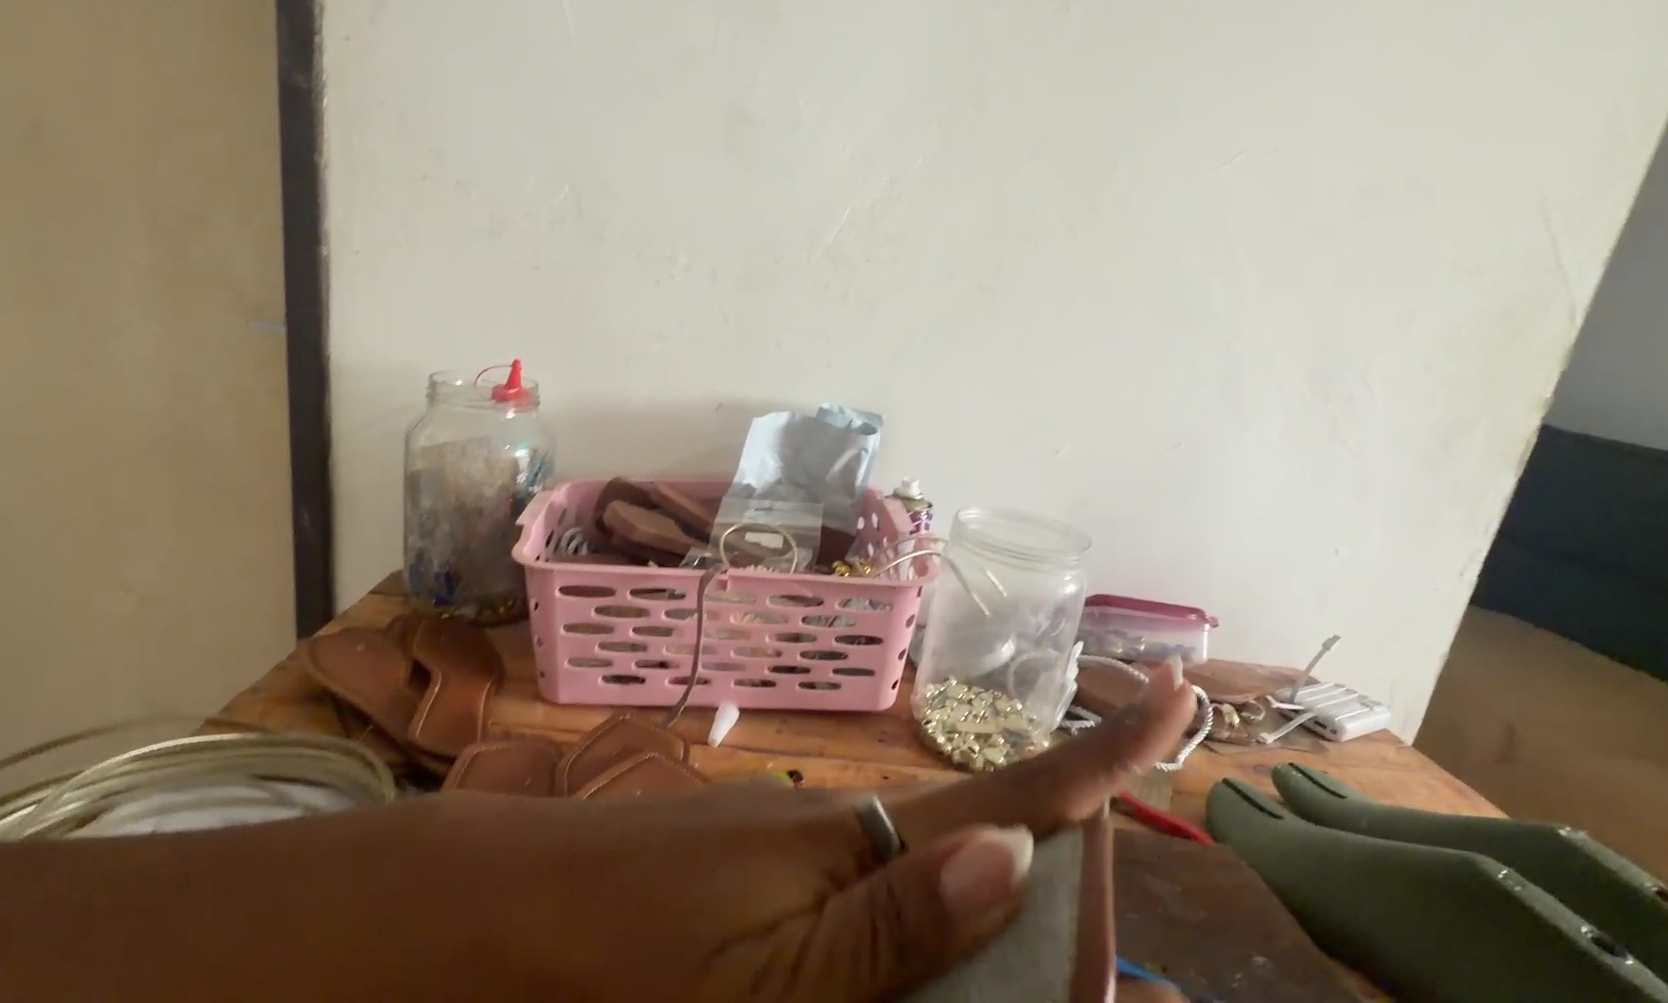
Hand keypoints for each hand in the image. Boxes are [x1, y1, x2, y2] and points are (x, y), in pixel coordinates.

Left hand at [440, 663, 1196, 1000]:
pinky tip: (860, 983)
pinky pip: (842, 911)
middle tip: (1061, 967)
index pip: (1004, 800)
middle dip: (1032, 902)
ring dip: (949, 945)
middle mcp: (833, 835)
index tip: (1174, 694)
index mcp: (856, 850)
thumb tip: (1014, 852)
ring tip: (977, 968)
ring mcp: (786, 851)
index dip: (1097, 753)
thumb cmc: (629, 956)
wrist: (493, 920)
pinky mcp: (747, 876)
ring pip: (905, 897)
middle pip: (969, 863)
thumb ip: (894, 918)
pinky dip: (875, 953)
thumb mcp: (774, 973)